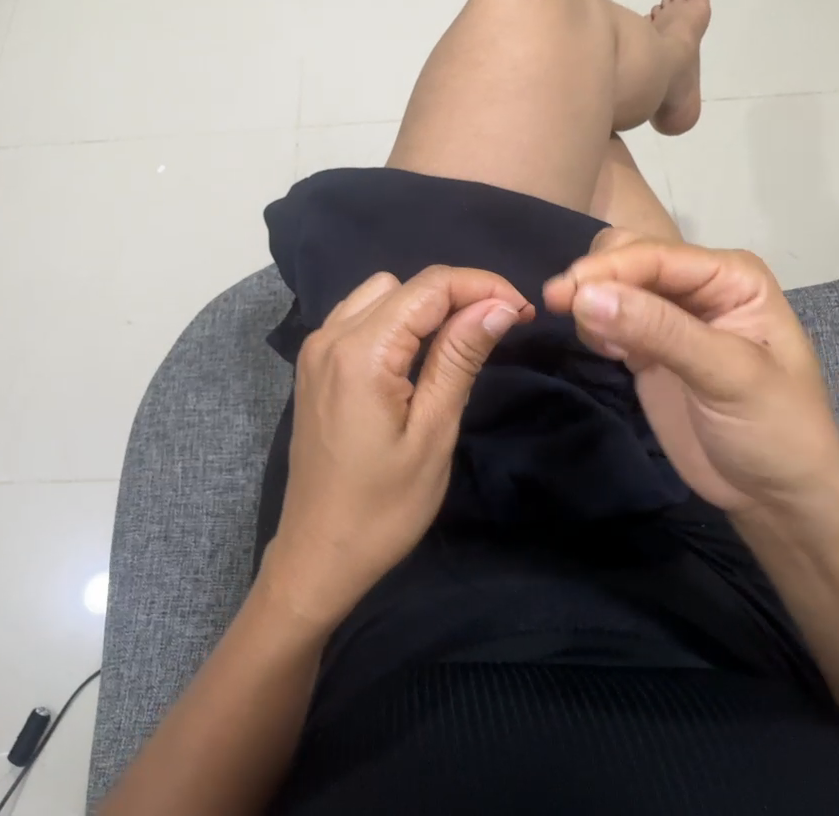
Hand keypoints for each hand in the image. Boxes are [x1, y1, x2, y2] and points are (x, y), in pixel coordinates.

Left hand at [261, 266, 532, 627]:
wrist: (319, 554)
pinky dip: (395, 321)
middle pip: (404, 284)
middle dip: (457, 294)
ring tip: (463, 340)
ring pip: (378, 294)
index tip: (524, 311)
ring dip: (424, 306)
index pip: (429, 286)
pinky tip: (418, 353)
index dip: (483, 287)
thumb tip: (499, 305)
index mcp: (360, 351)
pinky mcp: (314, 368)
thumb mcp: (432, 432)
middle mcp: (330, 337)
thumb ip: (460, 359)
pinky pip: (358, 318)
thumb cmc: (383, 508)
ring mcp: (316, 351)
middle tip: (500, 328)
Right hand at [543, 232, 838, 513]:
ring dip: (589, 301)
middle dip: (592, 277)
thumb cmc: (773, 430)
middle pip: (627, 257)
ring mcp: (671, 317)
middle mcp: (698, 286)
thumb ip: (659, 331)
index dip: (606, 270)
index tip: (561, 297)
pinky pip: (607, 319)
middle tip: (562, 309)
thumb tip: (585, 297)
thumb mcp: (727, 376)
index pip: (655, 256)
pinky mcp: (646, 348)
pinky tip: (604, 352)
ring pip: (611, 284)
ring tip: (593, 340)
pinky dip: (593, 326)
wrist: (773, 494)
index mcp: (730, 277)